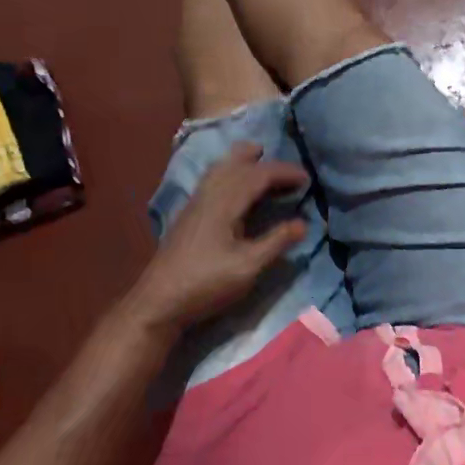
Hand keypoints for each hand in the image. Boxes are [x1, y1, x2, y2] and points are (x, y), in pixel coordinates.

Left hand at [125, 142, 308, 333]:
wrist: (158, 302)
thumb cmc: (206, 284)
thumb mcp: (248, 267)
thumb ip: (276, 242)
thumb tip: (303, 223)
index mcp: (225, 203)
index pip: (258, 175)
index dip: (284, 172)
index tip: (307, 178)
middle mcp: (209, 195)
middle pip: (237, 163)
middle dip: (266, 162)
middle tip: (289, 173)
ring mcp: (195, 203)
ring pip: (221, 168)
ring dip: (244, 162)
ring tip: (263, 165)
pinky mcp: (189, 214)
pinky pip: (213, 179)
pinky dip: (231, 172)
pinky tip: (237, 189)